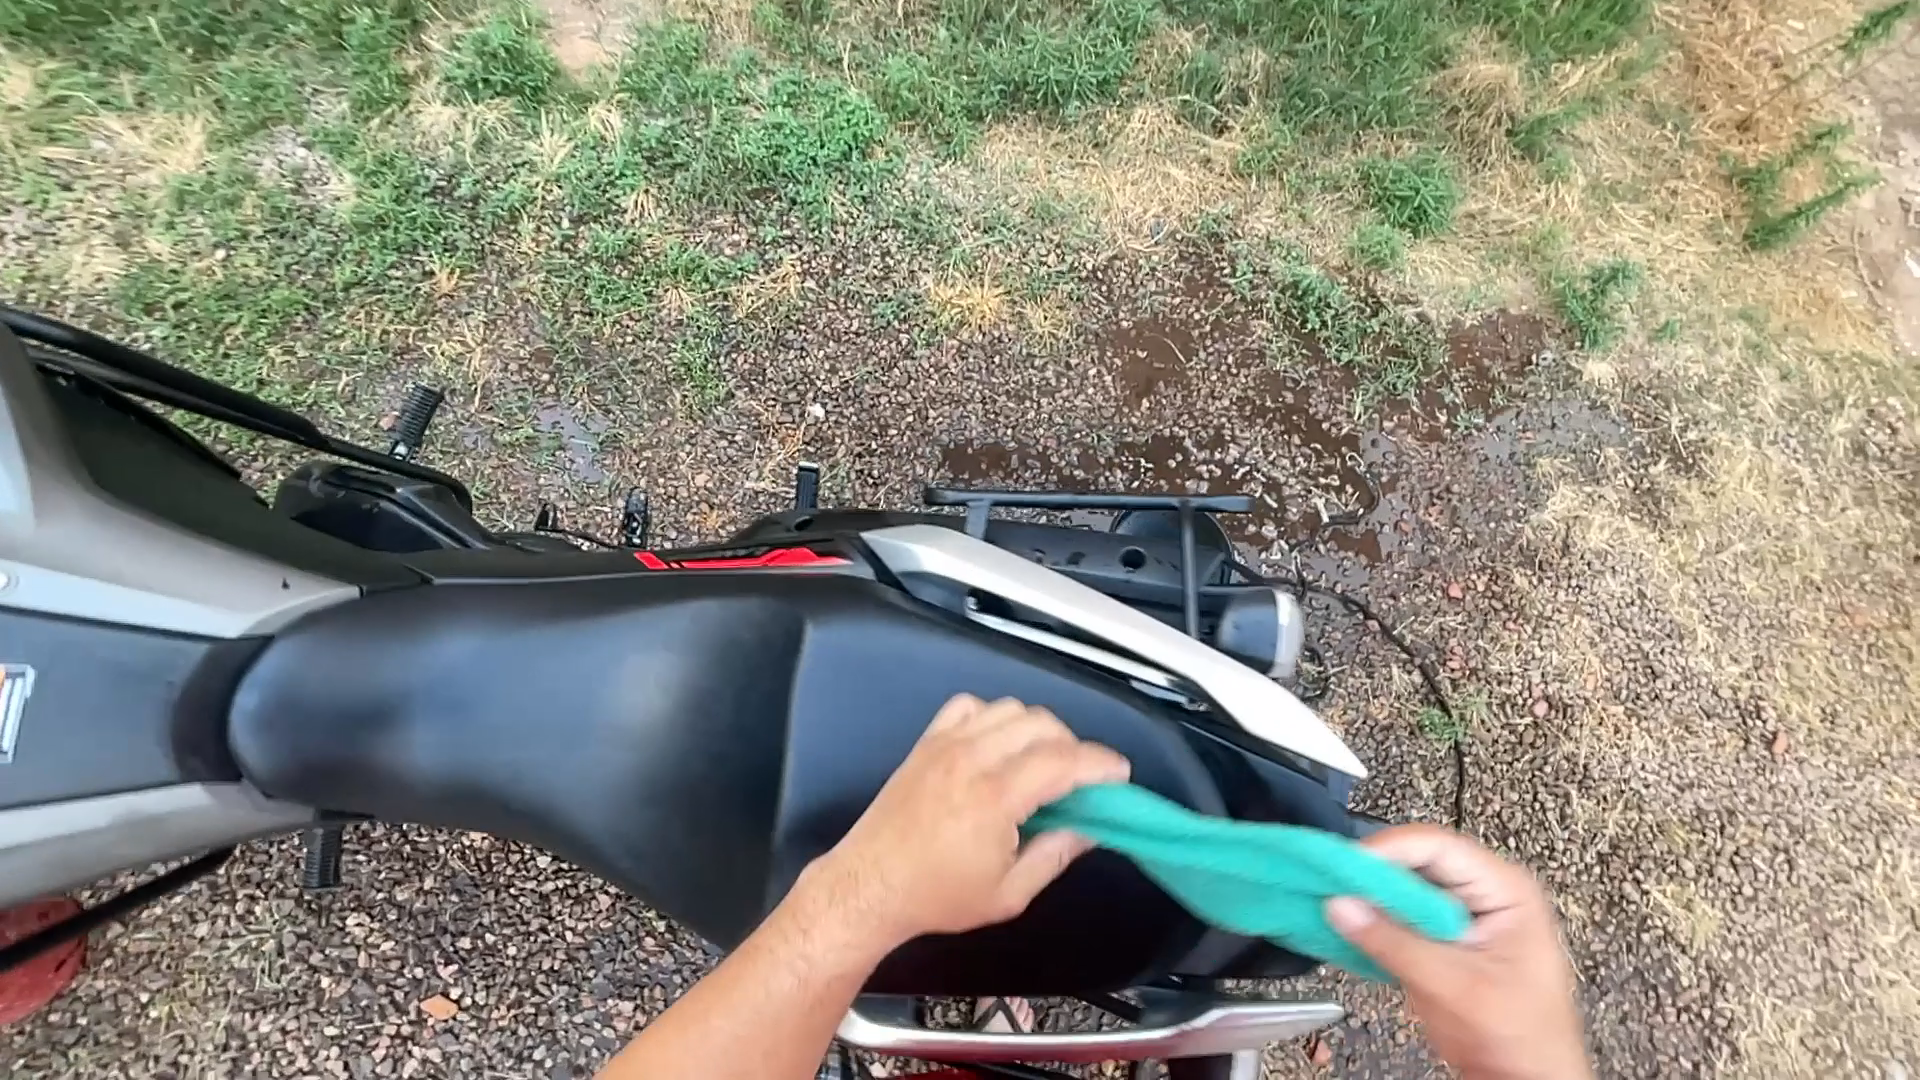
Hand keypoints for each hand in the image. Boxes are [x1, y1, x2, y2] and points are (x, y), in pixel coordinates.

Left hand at [801, 694, 1129, 953]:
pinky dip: (993, 716)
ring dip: (1036, 728)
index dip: (1099, 763)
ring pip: (1009, 708)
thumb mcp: (1009, 893)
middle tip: (1081, 777)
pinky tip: (997, 742)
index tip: (1120, 773)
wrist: (869, 884)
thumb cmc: (938, 896)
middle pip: (1040, 724)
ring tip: (1042, 760)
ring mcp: (946, 743)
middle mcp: (972, 758)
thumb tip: (1092, 828)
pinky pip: (969, 705)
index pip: (1062, 761)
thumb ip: (1055, 855)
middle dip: (1073, 745)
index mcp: (995, 797)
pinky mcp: (927, 740)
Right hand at [1325, 825, 1592, 1079]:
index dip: (1388, 850)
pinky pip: (1397, 904)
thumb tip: (1338, 903)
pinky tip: (1348, 920)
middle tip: (1333, 882)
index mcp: (1505, 889)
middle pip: (1414, 856)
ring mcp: (1459, 907)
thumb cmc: (1516, 1039)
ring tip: (1333, 898)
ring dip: (1367, 890)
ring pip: (1400, 879)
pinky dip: (1372, 911)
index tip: (1347, 867)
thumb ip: (1394, 943)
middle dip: (1372, 870)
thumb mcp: (1455, 987)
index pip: (1436, 845)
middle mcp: (1482, 887)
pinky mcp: (1437, 928)